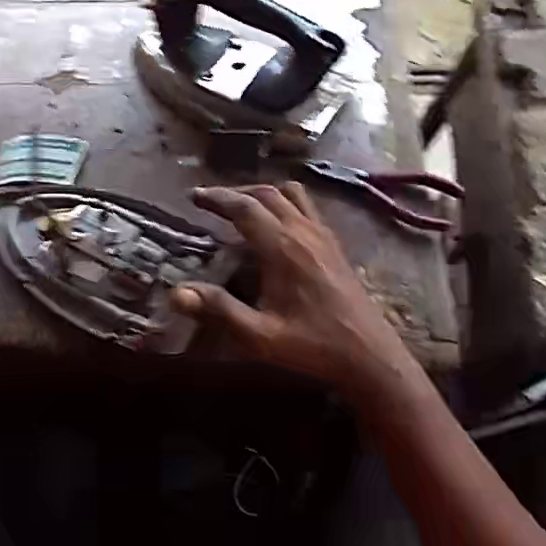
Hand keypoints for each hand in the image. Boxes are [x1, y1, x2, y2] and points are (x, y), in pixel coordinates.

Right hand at [174, 184, 414, 392]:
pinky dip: (285, 202)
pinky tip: (277, 225)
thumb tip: (177, 293)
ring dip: (262, 193)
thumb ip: (219, 311)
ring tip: (241, 206)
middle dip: (236, 192)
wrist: (368, 353)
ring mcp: (324, 235)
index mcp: (283, 247)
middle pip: (267, 194)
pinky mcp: (335, 244)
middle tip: (210, 201)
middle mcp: (304, 231)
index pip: (245, 208)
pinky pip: (307, 207)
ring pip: (291, 195)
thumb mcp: (260, 336)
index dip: (217, 198)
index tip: (194, 196)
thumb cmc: (313, 345)